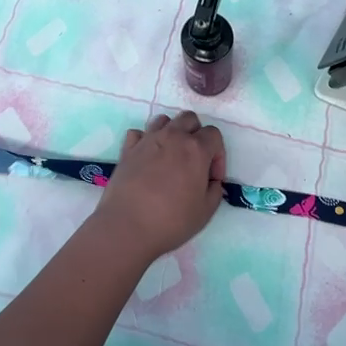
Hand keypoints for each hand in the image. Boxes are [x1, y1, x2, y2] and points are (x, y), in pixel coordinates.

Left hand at [93, 111, 225, 260]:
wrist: (127, 226)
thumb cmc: (171, 221)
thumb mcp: (206, 211)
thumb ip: (214, 190)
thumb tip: (211, 181)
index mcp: (196, 149)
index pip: (214, 134)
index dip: (218, 155)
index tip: (211, 177)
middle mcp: (172, 136)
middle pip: (189, 119)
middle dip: (196, 135)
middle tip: (193, 162)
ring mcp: (147, 139)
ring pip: (164, 120)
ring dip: (171, 133)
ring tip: (170, 157)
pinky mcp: (127, 148)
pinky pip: (139, 133)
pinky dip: (145, 141)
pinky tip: (146, 159)